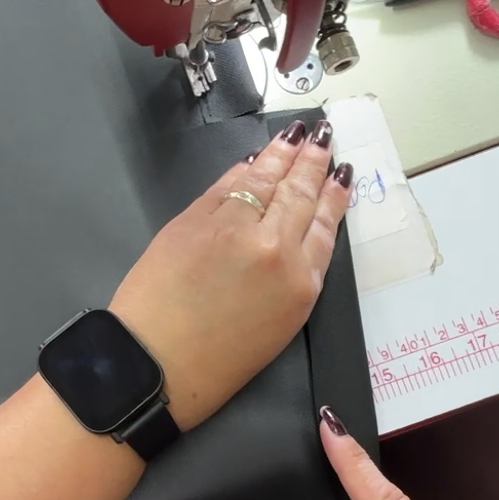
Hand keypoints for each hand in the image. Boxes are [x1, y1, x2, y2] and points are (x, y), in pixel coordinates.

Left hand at [111, 120, 353, 429]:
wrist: (156, 364)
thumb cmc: (217, 363)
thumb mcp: (278, 327)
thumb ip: (293, 279)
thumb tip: (292, 237)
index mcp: (300, 284)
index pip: (325, 226)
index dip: (334, 195)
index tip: (341, 173)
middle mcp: (274, 247)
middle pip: (299, 194)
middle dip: (313, 162)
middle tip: (323, 136)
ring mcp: (232, 228)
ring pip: (265, 179)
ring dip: (282, 153)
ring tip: (296, 135)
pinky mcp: (195, 219)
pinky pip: (228, 184)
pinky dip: (243, 169)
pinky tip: (253, 159)